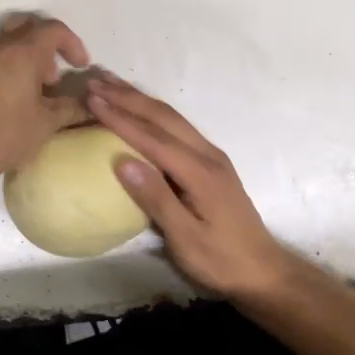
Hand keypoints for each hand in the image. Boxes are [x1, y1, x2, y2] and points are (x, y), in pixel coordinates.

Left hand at [0, 14, 90, 184]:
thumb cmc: (7, 135)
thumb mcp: (46, 123)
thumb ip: (71, 108)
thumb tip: (89, 104)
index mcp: (21, 53)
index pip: (52, 30)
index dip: (72, 43)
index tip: (79, 66)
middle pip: (27, 26)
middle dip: (46, 44)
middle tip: (52, 77)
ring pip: (4, 36)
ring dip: (23, 51)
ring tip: (29, 85)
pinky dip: (2, 58)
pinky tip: (5, 89)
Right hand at [86, 76, 293, 297]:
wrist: (263, 273)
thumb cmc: (221, 261)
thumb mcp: (186, 239)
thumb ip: (156, 199)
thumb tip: (122, 161)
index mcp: (200, 173)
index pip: (153, 137)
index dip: (120, 117)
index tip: (91, 100)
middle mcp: (207, 155)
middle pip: (163, 116)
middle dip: (127, 97)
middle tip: (93, 81)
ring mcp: (211, 156)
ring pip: (171, 117)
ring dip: (138, 99)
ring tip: (109, 84)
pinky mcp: (209, 162)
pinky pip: (176, 126)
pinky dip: (150, 112)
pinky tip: (137, 109)